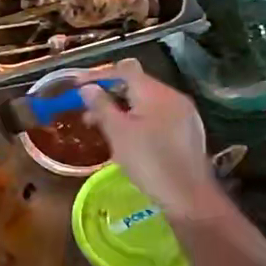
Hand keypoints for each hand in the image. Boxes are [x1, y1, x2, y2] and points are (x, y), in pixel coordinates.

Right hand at [78, 59, 222, 219]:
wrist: (188, 195)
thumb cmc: (149, 162)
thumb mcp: (118, 133)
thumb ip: (101, 106)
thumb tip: (88, 88)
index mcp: (156, 93)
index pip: (124, 70)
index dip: (98, 75)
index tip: (77, 86)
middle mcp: (173, 96)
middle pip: (137, 84)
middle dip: (109, 94)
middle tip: (88, 112)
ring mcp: (184, 114)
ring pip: (147, 101)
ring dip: (122, 109)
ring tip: (103, 128)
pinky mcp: (188, 131)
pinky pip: (158, 115)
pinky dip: (138, 119)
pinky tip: (128, 138)